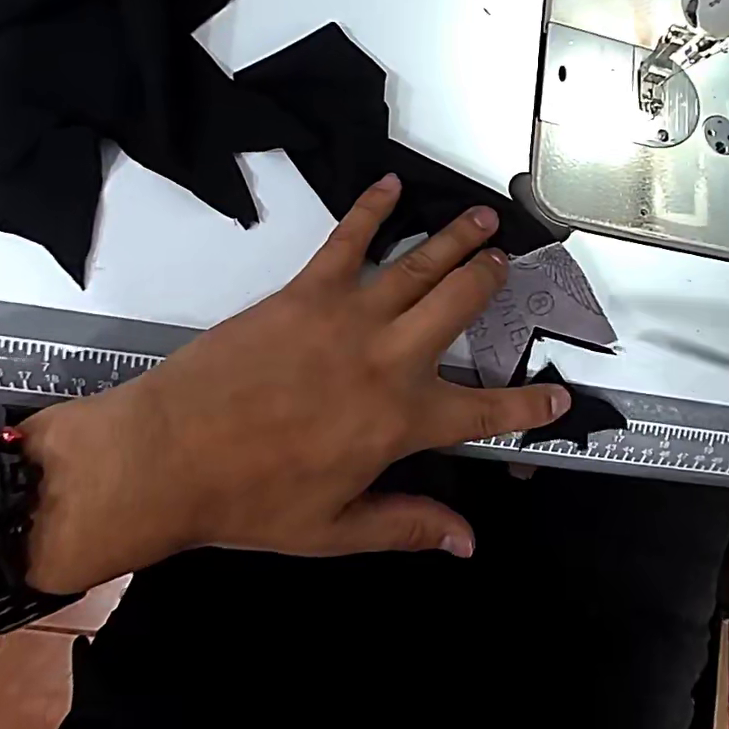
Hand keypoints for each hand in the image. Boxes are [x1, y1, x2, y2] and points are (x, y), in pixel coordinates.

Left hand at [20, 174, 572, 593]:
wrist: (167, 456)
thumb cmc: (250, 499)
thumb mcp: (335, 528)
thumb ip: (409, 525)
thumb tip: (466, 542)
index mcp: (401, 421)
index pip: (487, 412)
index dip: (530, 406)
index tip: (560, 397)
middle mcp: (389, 360)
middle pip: (461, 306)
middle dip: (491, 282)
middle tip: (507, 265)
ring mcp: (350, 317)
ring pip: (421, 266)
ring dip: (457, 239)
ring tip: (483, 219)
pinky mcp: (307, 291)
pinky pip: (349, 239)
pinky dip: (372, 209)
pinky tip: (390, 186)